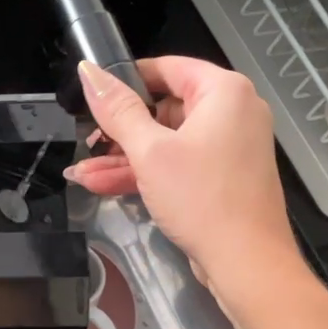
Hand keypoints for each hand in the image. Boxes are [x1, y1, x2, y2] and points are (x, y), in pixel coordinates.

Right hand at [68, 57, 303, 305]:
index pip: (167, 68)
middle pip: (164, 108)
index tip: (93, 97)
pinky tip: (103, 185)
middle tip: (86, 143)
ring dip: (123, 158)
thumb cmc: (202, 198)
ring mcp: (227, 147)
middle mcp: (232, 112)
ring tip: (83, 173)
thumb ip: (117, 111)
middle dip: (119, 131)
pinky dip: (145, 173)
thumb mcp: (150, 152)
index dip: (126, 80)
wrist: (244, 260)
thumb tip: (89, 73)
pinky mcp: (220, 177)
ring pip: (166, 141)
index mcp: (223, 91)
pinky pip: (177, 164)